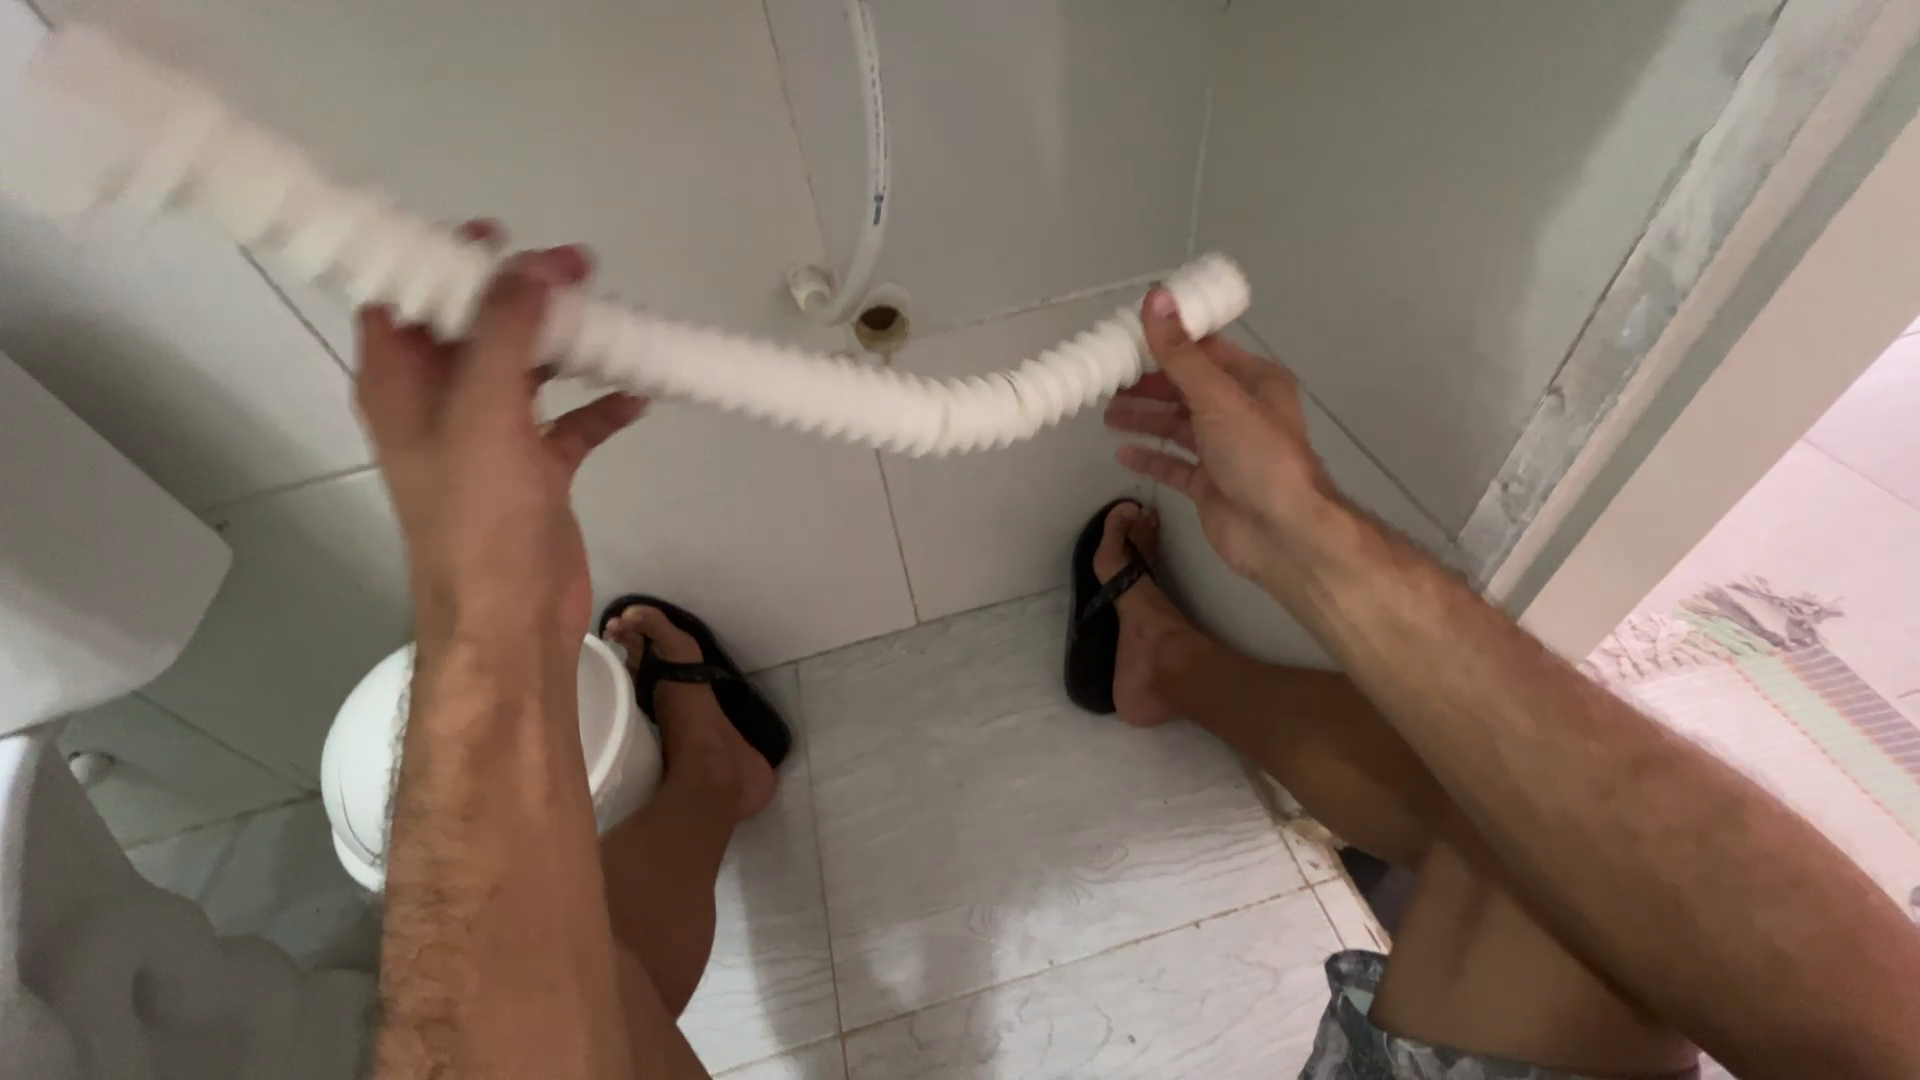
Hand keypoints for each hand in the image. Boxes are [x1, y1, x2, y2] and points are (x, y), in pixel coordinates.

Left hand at [354, 221, 645, 656]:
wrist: (512, 615)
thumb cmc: (483, 517)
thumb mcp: (487, 413)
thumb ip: (506, 332)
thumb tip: (534, 264)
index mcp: (402, 385)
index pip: (406, 299)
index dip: (442, 261)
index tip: (498, 233)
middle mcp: (442, 406)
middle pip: (476, 329)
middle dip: (521, 297)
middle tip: (578, 272)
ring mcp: (493, 441)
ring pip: (528, 373)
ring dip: (566, 348)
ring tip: (612, 320)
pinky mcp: (537, 473)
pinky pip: (570, 425)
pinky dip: (599, 408)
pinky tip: (638, 396)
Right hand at [1104, 288, 1337, 582]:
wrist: (1281, 532)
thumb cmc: (1258, 456)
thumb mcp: (1217, 397)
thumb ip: (1180, 354)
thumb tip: (1155, 299)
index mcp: (1253, 382)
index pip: (1205, 350)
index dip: (1168, 341)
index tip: (1128, 336)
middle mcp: (1239, 412)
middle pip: (1186, 389)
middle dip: (1149, 385)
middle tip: (1109, 381)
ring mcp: (1223, 450)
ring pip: (1177, 426)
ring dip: (1145, 419)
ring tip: (1108, 414)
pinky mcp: (1208, 484)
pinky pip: (1173, 464)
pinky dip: (1149, 457)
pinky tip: (1122, 453)